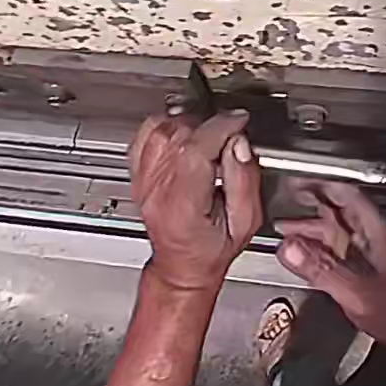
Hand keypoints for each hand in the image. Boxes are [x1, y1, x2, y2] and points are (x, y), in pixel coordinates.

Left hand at [128, 111, 262, 292]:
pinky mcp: (139, 175)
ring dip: (189, 123)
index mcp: (183, 207)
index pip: (194, 151)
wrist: (183, 265)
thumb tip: (239, 145)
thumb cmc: (212, 249)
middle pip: (177, 135)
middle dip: (210, 125)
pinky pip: (145, 136)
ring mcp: (144, 182)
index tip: (238, 120)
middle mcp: (157, 191)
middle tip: (229, 134)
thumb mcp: (246, 222)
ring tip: (209, 133)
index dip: (220, 127)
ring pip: (159, 130)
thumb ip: (245, 181)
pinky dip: (166, 126)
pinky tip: (183, 132)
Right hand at [274, 180, 385, 354]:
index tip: (299, 181)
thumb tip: (290, 248)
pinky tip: (307, 257)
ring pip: (338, 232)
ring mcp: (372, 253)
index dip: (321, 184)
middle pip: (340, 211)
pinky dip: (321, 249)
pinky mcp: (370, 270)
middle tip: (286, 200)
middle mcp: (374, 237)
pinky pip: (340, 251)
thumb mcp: (357, 291)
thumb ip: (321, 269)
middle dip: (312, 204)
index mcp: (375, 232)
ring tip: (286, 230)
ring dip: (313, 229)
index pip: (346, 194)